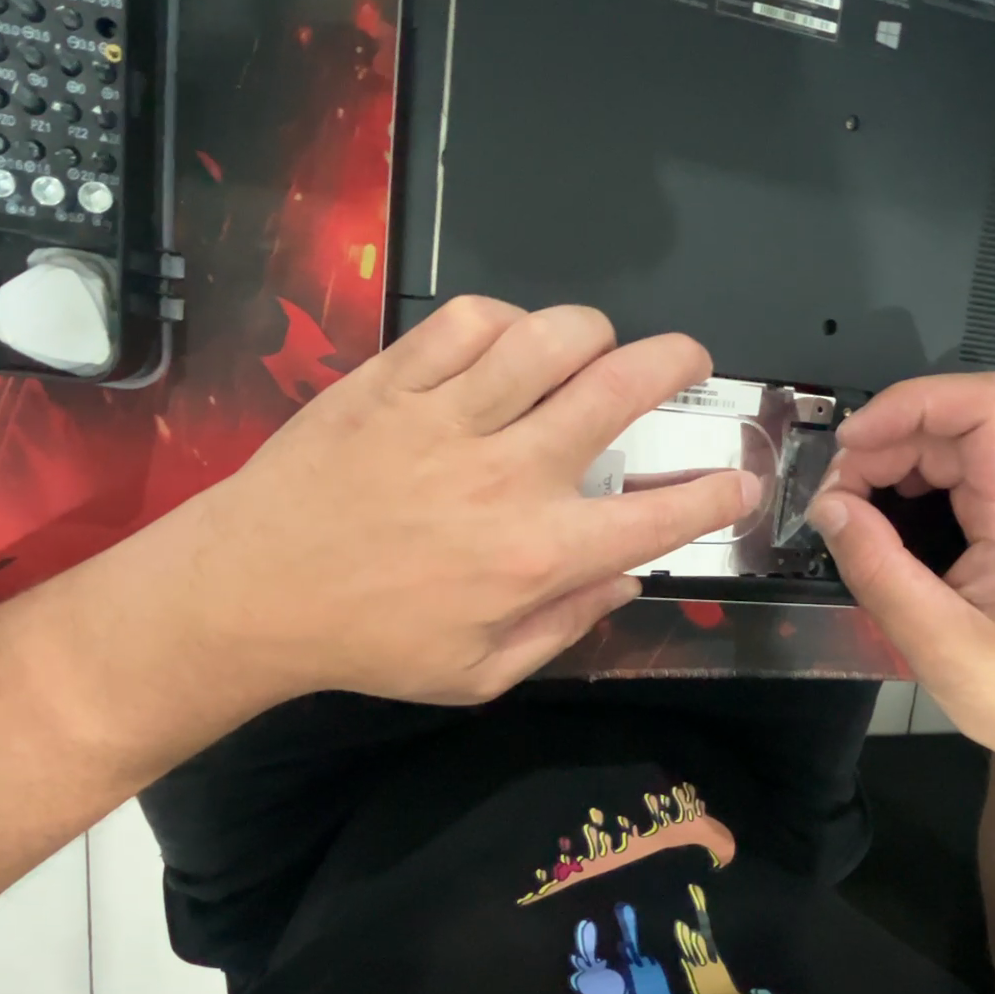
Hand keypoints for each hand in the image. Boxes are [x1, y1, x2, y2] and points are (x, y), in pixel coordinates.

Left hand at [174, 298, 759, 706]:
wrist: (252, 594)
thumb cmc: (371, 643)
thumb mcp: (480, 673)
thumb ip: (565, 627)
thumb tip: (628, 580)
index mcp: (535, 554)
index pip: (659, 516)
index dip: (718, 494)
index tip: (742, 480)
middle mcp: (507, 475)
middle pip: (619, 390)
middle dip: (678, 363)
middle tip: (693, 359)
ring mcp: (448, 417)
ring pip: (550, 336)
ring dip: (594, 331)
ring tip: (597, 345)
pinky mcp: (393, 381)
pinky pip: (468, 321)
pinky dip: (506, 320)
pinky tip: (508, 343)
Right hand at [806, 372, 994, 781]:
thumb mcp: (938, 645)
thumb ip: (877, 569)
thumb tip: (827, 506)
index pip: (991, 404)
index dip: (914, 402)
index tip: (852, 446)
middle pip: (970, 413)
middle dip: (893, 434)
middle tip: (843, 492)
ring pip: (971, 435)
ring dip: (904, 453)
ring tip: (860, 503)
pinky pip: (977, 465)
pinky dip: (923, 471)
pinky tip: (897, 511)